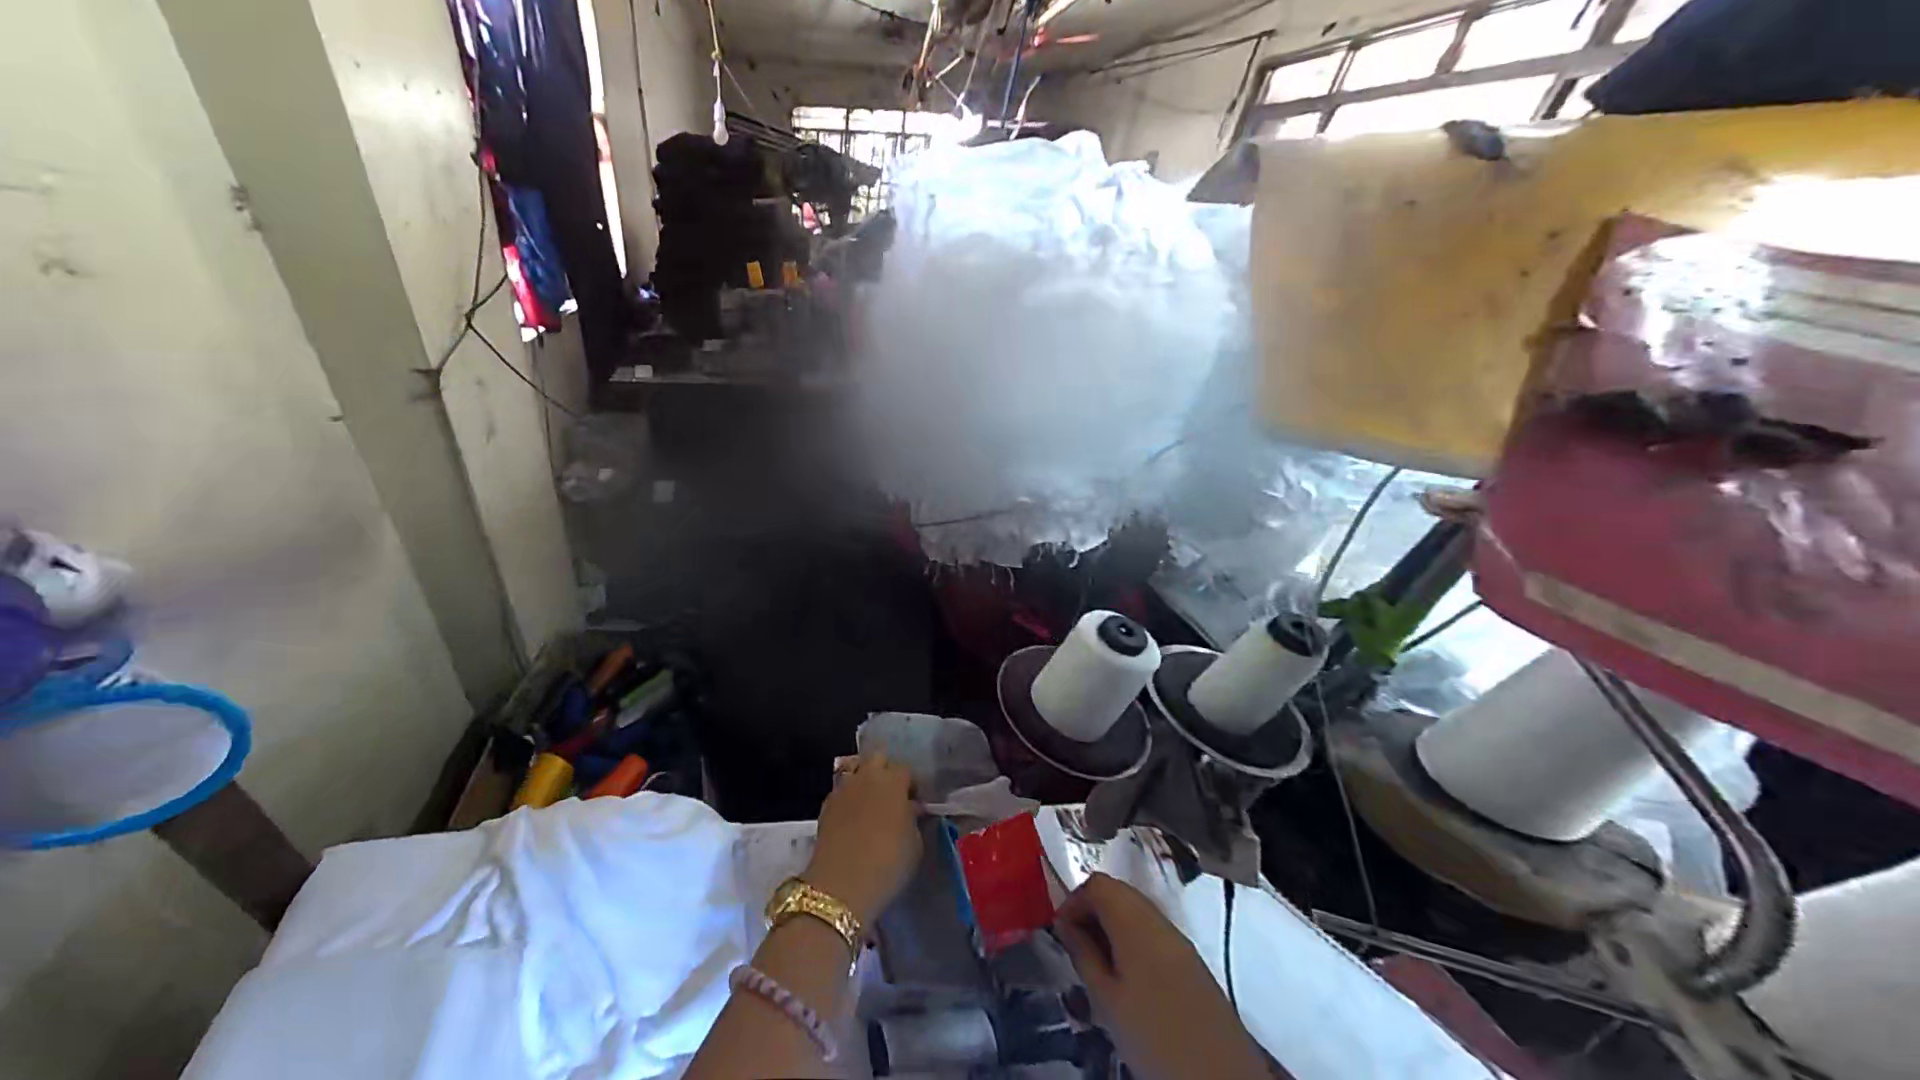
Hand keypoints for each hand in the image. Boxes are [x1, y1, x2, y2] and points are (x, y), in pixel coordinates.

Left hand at [803, 753, 920, 924]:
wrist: (841, 884)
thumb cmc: (888, 862)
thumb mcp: (915, 844)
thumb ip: (913, 818)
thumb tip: (909, 808)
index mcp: (893, 781)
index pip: (905, 769)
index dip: (911, 784)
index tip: (914, 802)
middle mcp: (866, 777)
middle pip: (877, 758)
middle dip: (885, 771)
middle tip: (892, 795)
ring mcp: (842, 790)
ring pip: (855, 771)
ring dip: (864, 781)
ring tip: (870, 804)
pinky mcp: (825, 806)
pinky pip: (841, 791)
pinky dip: (848, 798)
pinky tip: (853, 819)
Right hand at [1055, 873, 1270, 1079]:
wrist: (1219, 1076)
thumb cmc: (1153, 1037)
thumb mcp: (1105, 999)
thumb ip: (1082, 953)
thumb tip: (1065, 924)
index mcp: (1135, 922)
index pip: (1098, 884)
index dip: (1074, 900)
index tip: (1060, 932)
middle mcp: (1159, 920)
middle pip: (1118, 892)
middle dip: (1091, 910)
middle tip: (1075, 947)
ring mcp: (1178, 938)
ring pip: (1136, 911)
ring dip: (1111, 925)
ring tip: (1097, 964)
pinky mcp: (1190, 959)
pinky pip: (1152, 930)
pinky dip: (1131, 938)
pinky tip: (1125, 976)